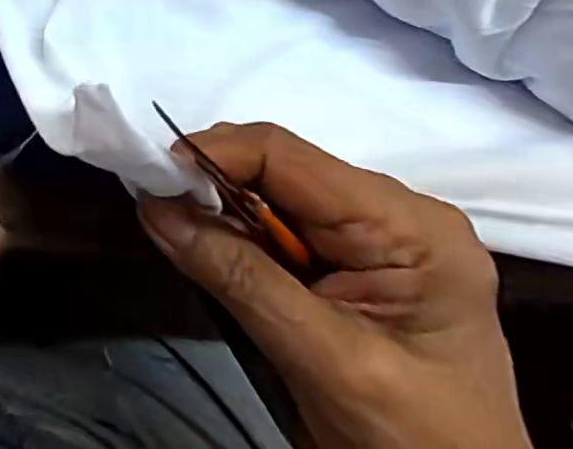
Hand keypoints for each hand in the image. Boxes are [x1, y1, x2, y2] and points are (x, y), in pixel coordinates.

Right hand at [140, 123, 530, 448]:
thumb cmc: (416, 445)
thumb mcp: (327, 364)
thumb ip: (241, 280)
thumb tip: (156, 208)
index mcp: (408, 224)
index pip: (292, 157)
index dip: (219, 153)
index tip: (157, 171)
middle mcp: (396, 211)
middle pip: (284, 168)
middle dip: (217, 181)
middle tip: (160, 203)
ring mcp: (381, 232)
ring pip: (280, 194)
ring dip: (226, 209)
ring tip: (179, 225)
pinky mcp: (363, 256)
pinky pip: (289, 225)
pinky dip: (245, 235)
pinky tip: (218, 249)